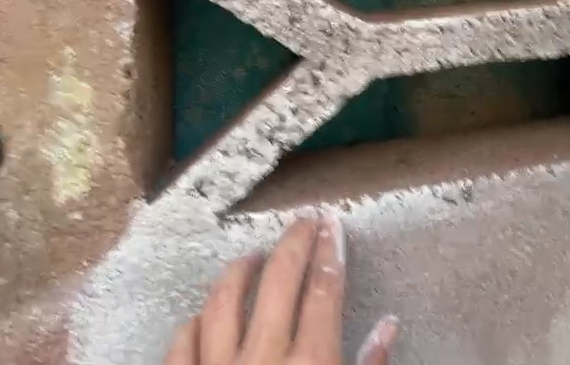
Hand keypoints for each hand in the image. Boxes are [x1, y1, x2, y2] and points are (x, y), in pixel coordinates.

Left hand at [166, 213, 398, 364]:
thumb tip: (387, 325)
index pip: (324, 290)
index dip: (329, 250)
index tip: (332, 224)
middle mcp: (264, 358)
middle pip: (280, 279)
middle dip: (294, 241)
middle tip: (303, 219)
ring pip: (224, 301)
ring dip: (241, 271)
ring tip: (253, 258)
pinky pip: (182, 343)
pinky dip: (195, 323)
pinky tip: (205, 316)